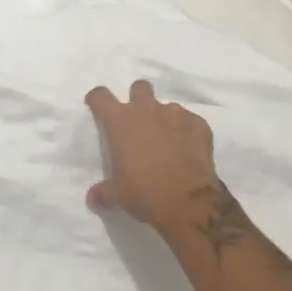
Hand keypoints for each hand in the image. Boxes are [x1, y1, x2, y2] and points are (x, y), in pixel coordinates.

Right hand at [84, 79, 220, 231]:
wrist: (188, 202)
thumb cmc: (144, 194)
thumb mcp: (118, 195)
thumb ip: (104, 191)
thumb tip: (92, 197)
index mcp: (120, 121)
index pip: (101, 97)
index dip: (98, 99)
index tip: (97, 105)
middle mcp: (146, 110)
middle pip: (140, 88)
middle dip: (138, 99)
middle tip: (140, 122)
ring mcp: (175, 114)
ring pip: (168, 107)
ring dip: (165, 120)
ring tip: (169, 144)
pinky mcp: (199, 124)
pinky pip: (191, 122)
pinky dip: (188, 133)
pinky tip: (189, 151)